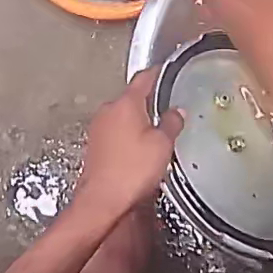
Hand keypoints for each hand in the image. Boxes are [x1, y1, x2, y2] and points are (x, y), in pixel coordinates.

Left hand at [74, 69, 186, 218]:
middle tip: (169, 110)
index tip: (166, 71)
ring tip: (157, 135)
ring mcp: (98, 128)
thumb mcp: (162, 144)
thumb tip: (177, 112)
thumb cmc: (131, 171)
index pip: (144, 78)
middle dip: (150, 102)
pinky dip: (128, 137)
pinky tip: (139, 152)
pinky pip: (115, 133)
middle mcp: (108, 111)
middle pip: (132, 97)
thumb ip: (172, 123)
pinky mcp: (95, 146)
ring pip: (123, 116)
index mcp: (126, 103)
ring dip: (138, 121)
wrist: (102, 201)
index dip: (158, 73)